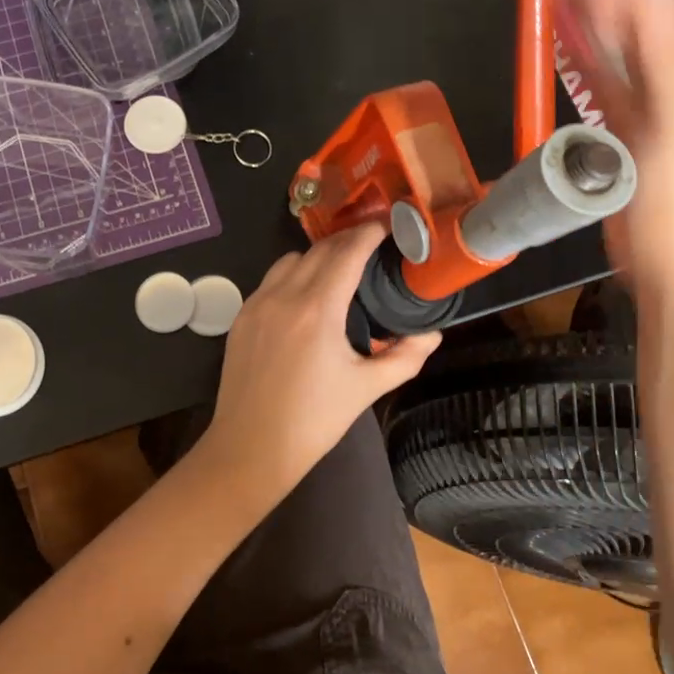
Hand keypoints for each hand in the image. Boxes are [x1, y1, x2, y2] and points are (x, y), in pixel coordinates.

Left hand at [201, 223, 441, 488]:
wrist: (251, 448)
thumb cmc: (314, 421)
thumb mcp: (366, 389)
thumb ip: (405, 357)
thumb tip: (433, 334)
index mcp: (317, 310)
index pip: (346, 253)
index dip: (369, 233)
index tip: (388, 225)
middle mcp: (282, 296)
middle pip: (318, 250)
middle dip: (347, 242)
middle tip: (372, 247)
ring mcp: (255, 305)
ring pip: (289, 261)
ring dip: (316, 257)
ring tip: (339, 272)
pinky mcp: (240, 319)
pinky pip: (269, 281)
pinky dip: (291, 276)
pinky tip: (306, 299)